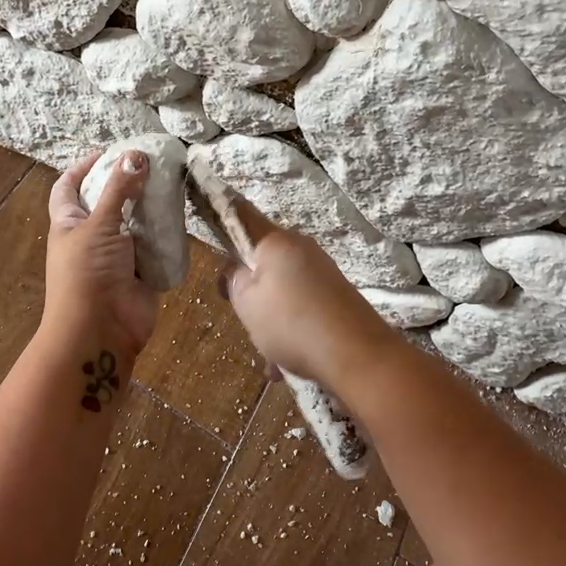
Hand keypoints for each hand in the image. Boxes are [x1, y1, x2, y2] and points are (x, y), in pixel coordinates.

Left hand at [44, 150, 158, 358]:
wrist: (101, 332)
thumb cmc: (87, 273)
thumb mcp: (100, 225)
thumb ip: (119, 189)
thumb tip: (136, 154)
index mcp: (69, 223)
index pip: (68, 187)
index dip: (83, 167)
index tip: (109, 152)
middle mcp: (91, 236)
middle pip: (108, 202)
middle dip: (127, 183)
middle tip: (154, 163)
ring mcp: (117, 255)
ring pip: (135, 222)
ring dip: (151, 207)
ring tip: (174, 181)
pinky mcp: (141, 271)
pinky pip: (155, 246)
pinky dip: (167, 233)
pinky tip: (183, 212)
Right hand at [218, 193, 395, 386]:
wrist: (358, 356)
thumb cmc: (292, 323)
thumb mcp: (247, 304)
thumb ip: (234, 280)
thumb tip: (237, 270)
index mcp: (276, 241)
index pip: (242, 213)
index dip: (222, 208)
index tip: (206, 202)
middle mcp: (301, 248)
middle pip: (263, 259)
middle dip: (251, 287)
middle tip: (245, 316)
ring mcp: (322, 271)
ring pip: (282, 289)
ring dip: (271, 317)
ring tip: (271, 355)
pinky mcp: (337, 295)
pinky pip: (302, 306)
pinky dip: (292, 328)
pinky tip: (288, 363)